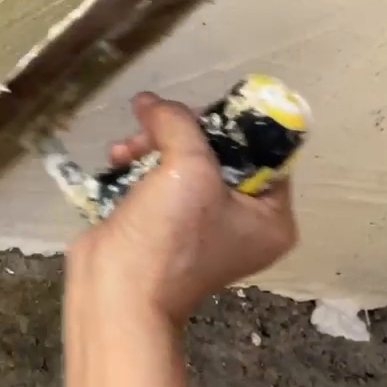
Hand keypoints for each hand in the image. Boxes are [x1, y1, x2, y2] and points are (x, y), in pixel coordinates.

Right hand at [67, 91, 297, 325]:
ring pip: (180, 160)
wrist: (118, 285)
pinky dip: (136, 163)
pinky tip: (116, 160)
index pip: (262, 151)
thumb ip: (178, 123)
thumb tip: (151, 101)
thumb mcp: (188, 168)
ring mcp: (200, 223)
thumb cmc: (169, 234)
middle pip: (214, 151)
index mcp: (270, 217)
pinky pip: (157, 177)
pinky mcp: (164, 222)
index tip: (189, 110)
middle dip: (175, 133)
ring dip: (148, 145)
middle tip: (148, 127)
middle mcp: (241, 220)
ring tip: (124, 149)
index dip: (226, 122)